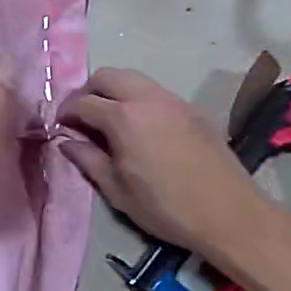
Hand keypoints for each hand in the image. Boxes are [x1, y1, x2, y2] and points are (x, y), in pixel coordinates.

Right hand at [57, 68, 290, 263]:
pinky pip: (156, 92)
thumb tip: (66, 142)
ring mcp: (173, 100)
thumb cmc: (167, 208)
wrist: (230, 214)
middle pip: (107, 76)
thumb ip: (88, 160)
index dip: (66, 112)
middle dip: (88, 91)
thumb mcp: (118, 191)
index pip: (83, 102)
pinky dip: (138, 99)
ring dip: (114, 91)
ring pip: (134, 79)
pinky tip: (140, 126)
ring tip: (108, 119)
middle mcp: (147, 99)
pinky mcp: (193, 109)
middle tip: (81, 116)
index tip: (59, 127)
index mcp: (123, 118)